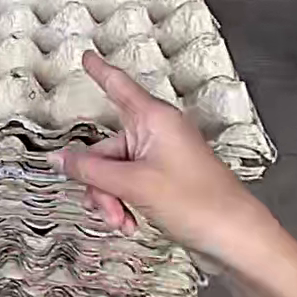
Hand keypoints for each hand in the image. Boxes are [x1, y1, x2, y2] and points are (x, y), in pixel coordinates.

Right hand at [54, 51, 286, 272]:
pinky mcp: (162, 179)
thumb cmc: (200, 204)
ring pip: (110, 172)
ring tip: (121, 220)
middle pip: (103, 148)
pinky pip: (125, 184)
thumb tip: (59, 159)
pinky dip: (121, 203)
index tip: (87, 56)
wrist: (237, 240)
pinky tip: (130, 222)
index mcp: (154, 120)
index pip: (119, 86)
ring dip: (108, 198)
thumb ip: (89, 170)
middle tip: (107, 206)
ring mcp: (159, 157)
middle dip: (97, 181)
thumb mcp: (132, 184)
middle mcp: (156, 133)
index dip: (100, 71)